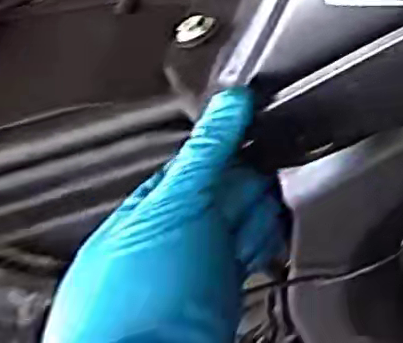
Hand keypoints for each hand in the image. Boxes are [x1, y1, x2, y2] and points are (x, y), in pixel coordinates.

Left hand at [46, 88, 283, 342]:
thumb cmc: (132, 304)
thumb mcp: (172, 209)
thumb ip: (207, 151)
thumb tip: (231, 99)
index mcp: (145, 213)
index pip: (204, 158)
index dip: (233, 150)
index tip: (254, 147)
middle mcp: (175, 233)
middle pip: (238, 181)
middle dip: (250, 190)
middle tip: (235, 211)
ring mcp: (203, 258)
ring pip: (257, 210)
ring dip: (260, 219)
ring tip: (240, 244)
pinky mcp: (232, 278)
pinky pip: (267, 240)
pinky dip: (270, 240)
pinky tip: (255, 253)